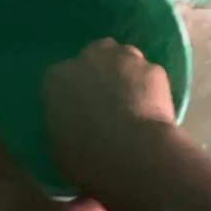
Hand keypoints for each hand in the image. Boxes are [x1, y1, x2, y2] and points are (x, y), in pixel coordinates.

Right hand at [43, 39, 176, 189]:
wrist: (131, 153)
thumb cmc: (86, 157)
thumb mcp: (57, 146)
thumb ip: (61, 123)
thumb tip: (69, 124)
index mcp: (57, 78)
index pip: (59, 76)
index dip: (71, 90)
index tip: (77, 107)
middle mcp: (90, 58)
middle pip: (95, 54)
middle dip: (100, 70)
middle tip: (107, 98)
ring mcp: (124, 58)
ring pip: (125, 57)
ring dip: (127, 72)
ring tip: (133, 101)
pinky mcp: (153, 69)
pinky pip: (150, 75)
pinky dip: (151, 88)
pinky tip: (153, 109)